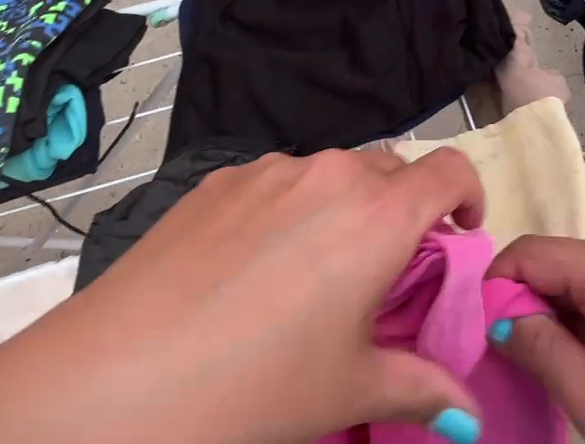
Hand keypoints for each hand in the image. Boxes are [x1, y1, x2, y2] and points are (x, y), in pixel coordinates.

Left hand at [0, 149, 488, 443]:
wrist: (113, 381)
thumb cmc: (254, 387)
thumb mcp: (348, 391)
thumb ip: (422, 389)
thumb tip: (471, 415)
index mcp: (376, 214)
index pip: (449, 170)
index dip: (467, 196)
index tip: (458, 235)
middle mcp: (328, 173)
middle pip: (389, 169)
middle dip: (402, 208)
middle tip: (384, 269)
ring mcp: (266, 170)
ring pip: (329, 173)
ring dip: (342, 207)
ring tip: (312, 272)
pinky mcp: (215, 180)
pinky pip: (274, 182)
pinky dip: (288, 209)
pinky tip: (252, 269)